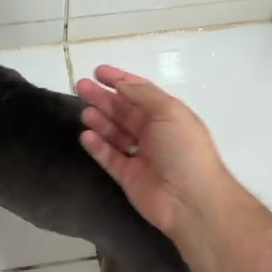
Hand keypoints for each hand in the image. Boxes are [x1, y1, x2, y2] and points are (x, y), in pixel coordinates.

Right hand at [76, 66, 230, 238]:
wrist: (190, 199)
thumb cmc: (184, 149)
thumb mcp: (169, 111)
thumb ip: (143, 95)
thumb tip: (122, 83)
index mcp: (168, 115)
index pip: (141, 92)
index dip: (120, 80)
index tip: (98, 72)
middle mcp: (155, 133)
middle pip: (124, 111)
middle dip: (103, 98)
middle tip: (80, 87)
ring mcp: (141, 156)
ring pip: (115, 133)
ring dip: (100, 120)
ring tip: (84, 111)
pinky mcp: (129, 177)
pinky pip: (110, 157)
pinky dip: (98, 146)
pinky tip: (86, 135)